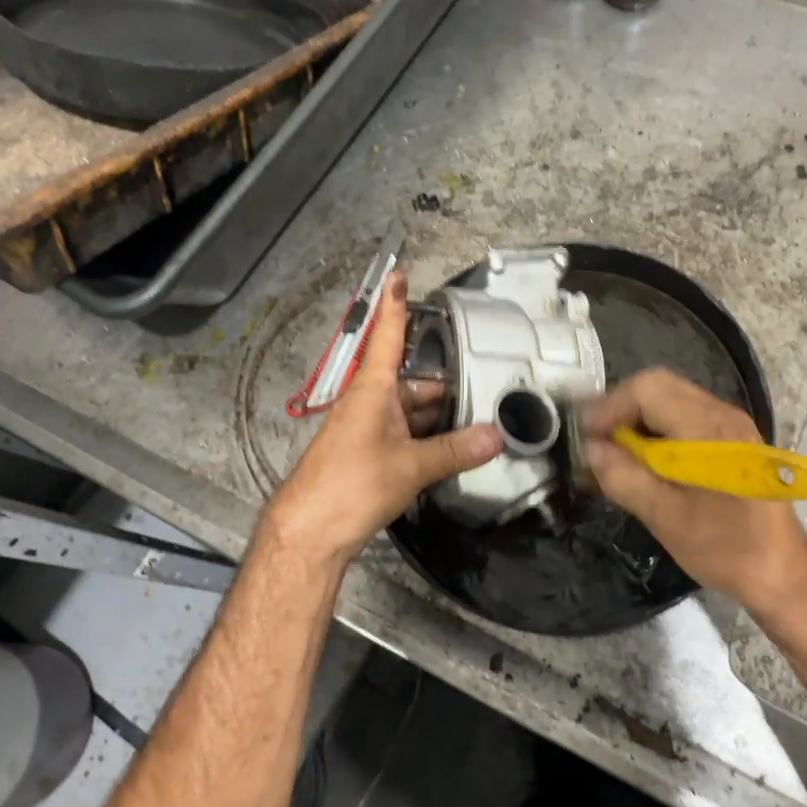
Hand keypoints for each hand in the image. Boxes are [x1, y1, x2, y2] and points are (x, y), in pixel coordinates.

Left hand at [262, 273, 501, 564]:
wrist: (309, 530)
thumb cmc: (351, 485)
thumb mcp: (411, 466)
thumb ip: (455, 451)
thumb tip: (496, 436)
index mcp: (372, 390)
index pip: (386, 336)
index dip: (394, 306)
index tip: (398, 276)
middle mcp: (367, 402)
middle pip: (410, 380)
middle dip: (443, 381)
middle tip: (481, 380)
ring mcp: (365, 428)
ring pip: (408, 410)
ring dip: (437, 414)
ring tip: (477, 416)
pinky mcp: (366, 453)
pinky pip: (402, 432)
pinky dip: (425, 436)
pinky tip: (449, 447)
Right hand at [580, 368, 806, 612]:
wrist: (782, 571)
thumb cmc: (725, 548)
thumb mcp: (665, 518)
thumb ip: (624, 477)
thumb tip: (591, 449)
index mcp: (709, 429)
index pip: (648, 390)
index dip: (609, 407)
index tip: (584, 435)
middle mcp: (723, 414)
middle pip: (659, 386)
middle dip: (620, 408)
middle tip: (594, 440)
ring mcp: (731, 423)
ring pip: (671, 398)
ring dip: (637, 418)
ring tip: (613, 450)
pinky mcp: (732, 438)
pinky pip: (685, 415)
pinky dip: (657, 427)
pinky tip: (645, 458)